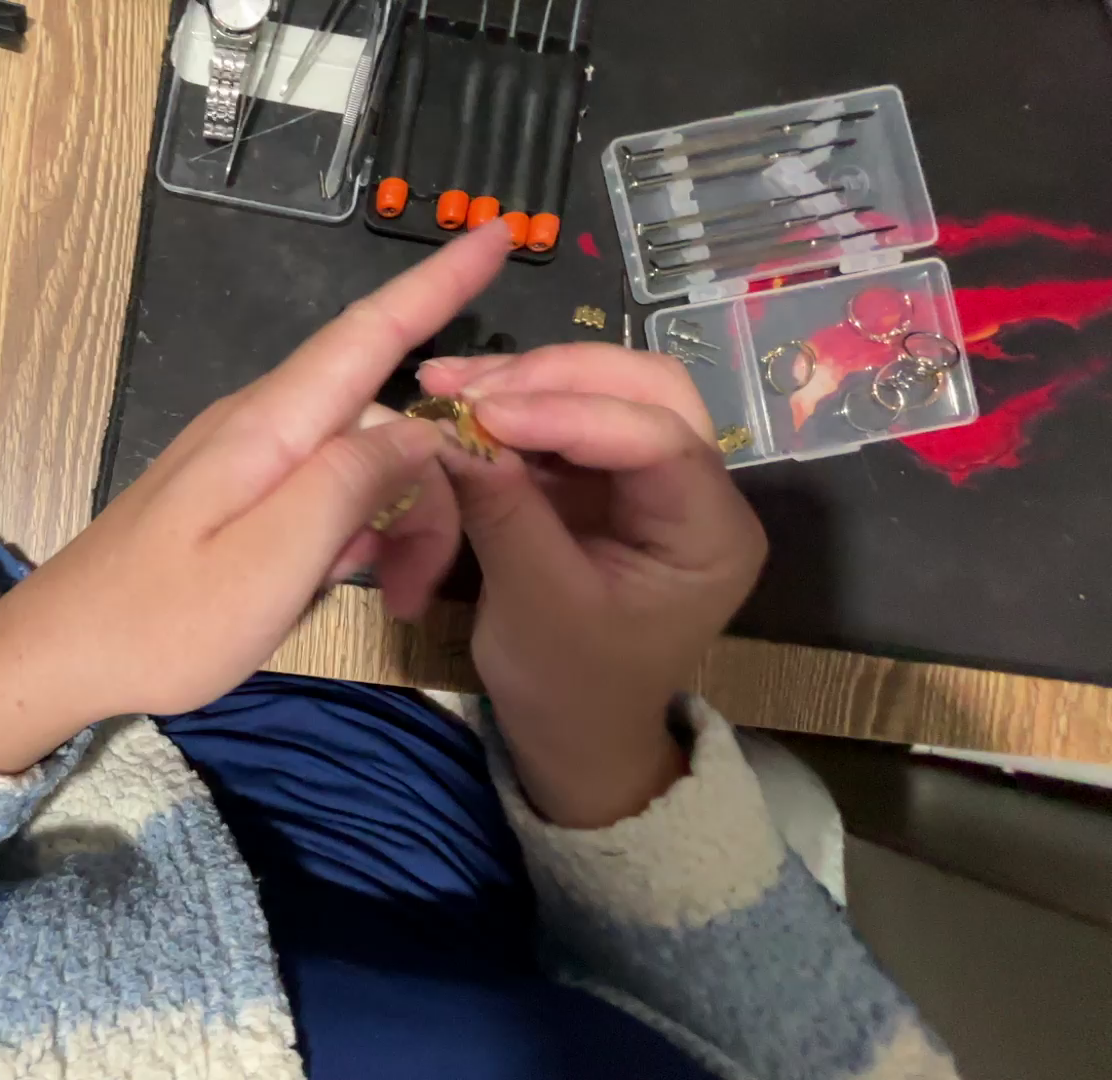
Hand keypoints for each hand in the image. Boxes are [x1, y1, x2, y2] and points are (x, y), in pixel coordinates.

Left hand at [0, 224, 516, 773]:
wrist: (62, 651)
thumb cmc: (160, 620)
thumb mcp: (271, 562)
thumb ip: (347, 486)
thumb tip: (415, 430)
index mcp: (267, 428)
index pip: (366, 335)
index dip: (437, 284)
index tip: (498, 230)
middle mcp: (255, 427)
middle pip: (372, 422)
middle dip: (426, 490)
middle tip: (423, 586)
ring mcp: (238, 462)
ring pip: (348, 463)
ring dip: (387, 522)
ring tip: (388, 596)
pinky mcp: (228, 498)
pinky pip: (314, 494)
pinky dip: (345, 532)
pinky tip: (340, 578)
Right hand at [418, 346, 766, 826]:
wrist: (569, 726)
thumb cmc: (566, 681)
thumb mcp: (533, 602)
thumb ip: (500, 511)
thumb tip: (447, 432)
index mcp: (709, 532)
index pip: (656, 440)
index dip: (568, 416)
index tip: (480, 414)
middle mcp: (690, 488)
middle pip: (643, 391)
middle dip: (551, 377)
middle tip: (462, 387)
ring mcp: (640, 479)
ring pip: (600, 392)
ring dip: (523, 381)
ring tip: (443, 384)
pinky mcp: (593, 483)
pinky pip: (557, 423)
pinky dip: (508, 408)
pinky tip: (457, 404)